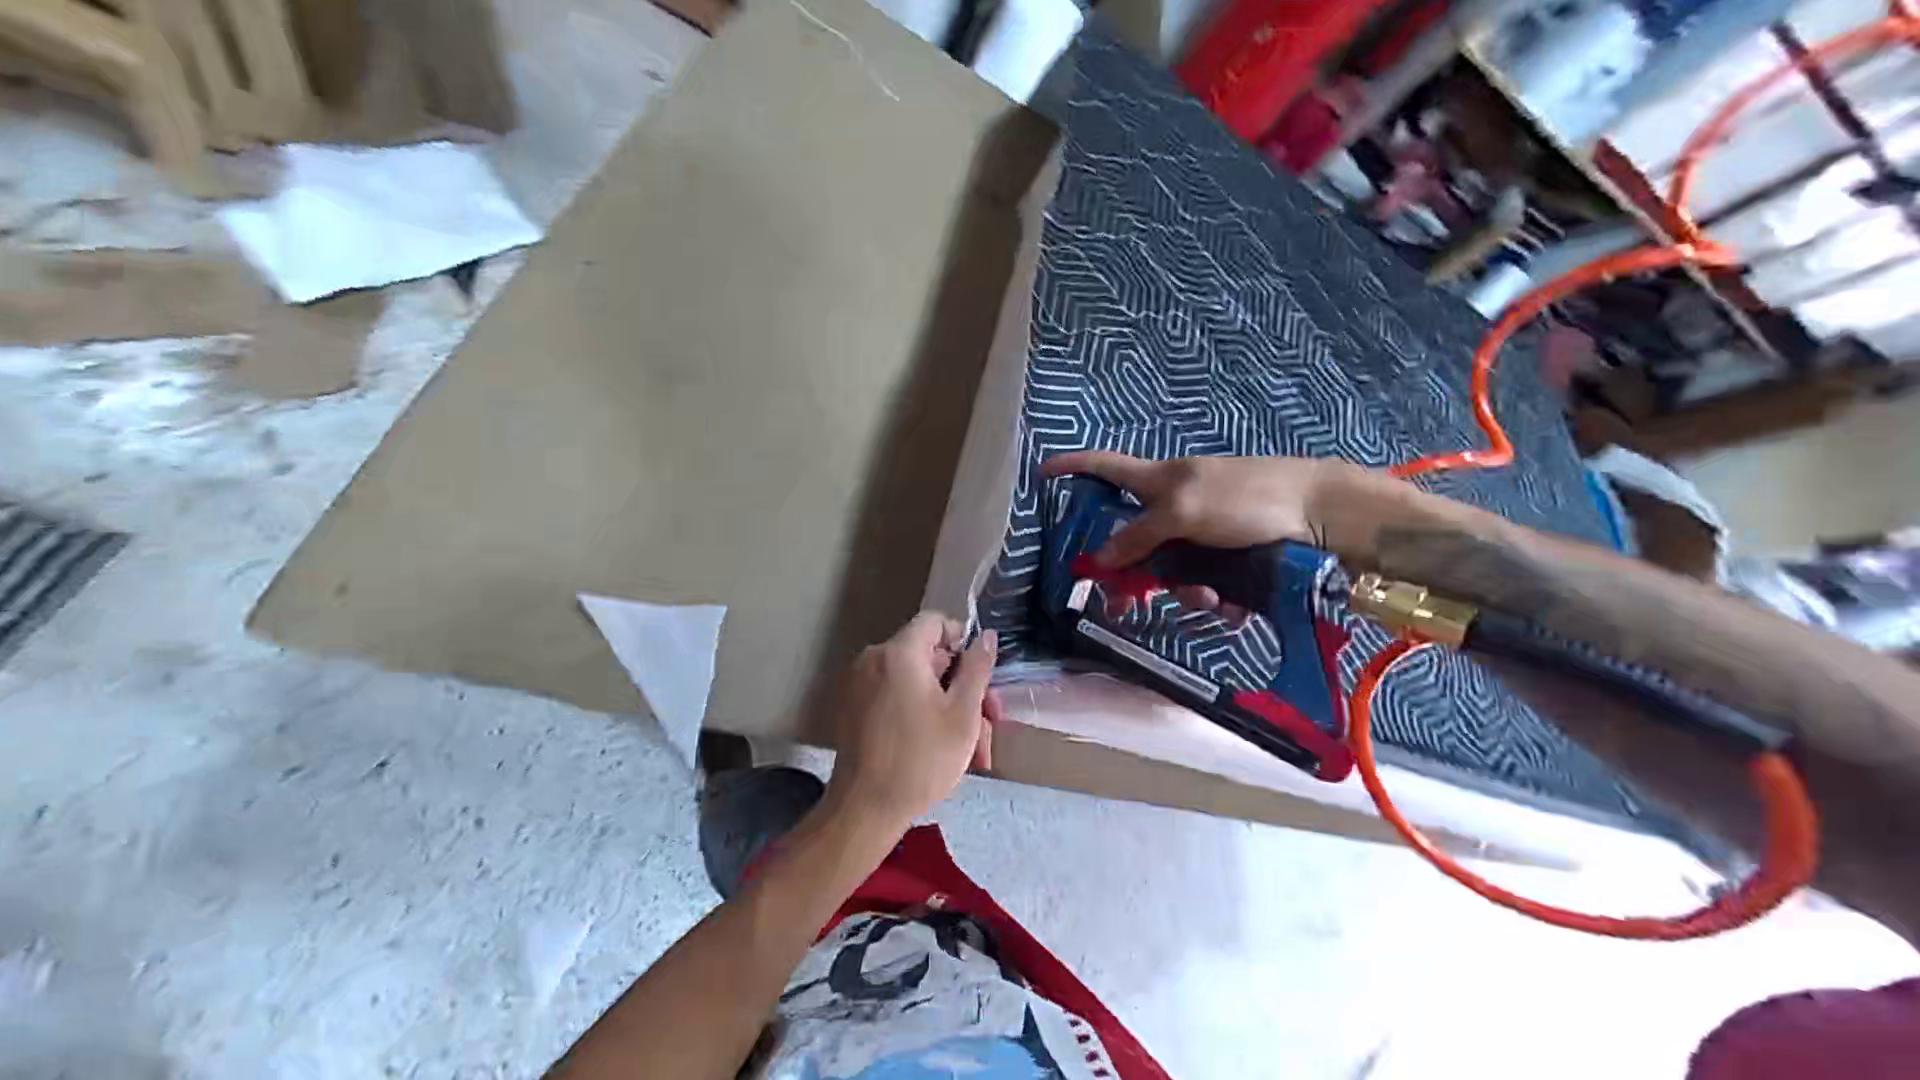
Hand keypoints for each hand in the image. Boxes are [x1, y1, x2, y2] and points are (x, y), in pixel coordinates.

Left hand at [824, 612, 1000, 832]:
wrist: (864, 810)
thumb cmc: (921, 760)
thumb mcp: (963, 714)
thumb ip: (977, 668)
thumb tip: (986, 637)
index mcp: (898, 653)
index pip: (935, 622)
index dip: (963, 640)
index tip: (981, 674)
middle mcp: (873, 659)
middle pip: (928, 657)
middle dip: (963, 688)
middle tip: (988, 724)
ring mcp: (858, 684)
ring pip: (915, 683)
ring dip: (947, 708)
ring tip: (972, 751)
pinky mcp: (853, 707)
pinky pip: (894, 697)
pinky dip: (919, 714)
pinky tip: (942, 749)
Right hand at [1041, 451, 1355, 615]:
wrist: (1322, 514)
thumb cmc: (1247, 497)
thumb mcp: (1184, 510)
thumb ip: (1139, 533)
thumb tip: (1101, 557)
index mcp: (1158, 481)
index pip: (1104, 468)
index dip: (1072, 468)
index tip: (1042, 473)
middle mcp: (1174, 507)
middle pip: (1131, 541)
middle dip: (1130, 576)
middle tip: (1122, 607)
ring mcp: (1201, 535)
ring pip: (1169, 572)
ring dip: (1184, 594)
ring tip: (1211, 603)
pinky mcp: (1229, 559)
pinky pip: (1206, 585)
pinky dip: (1216, 600)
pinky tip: (1232, 608)